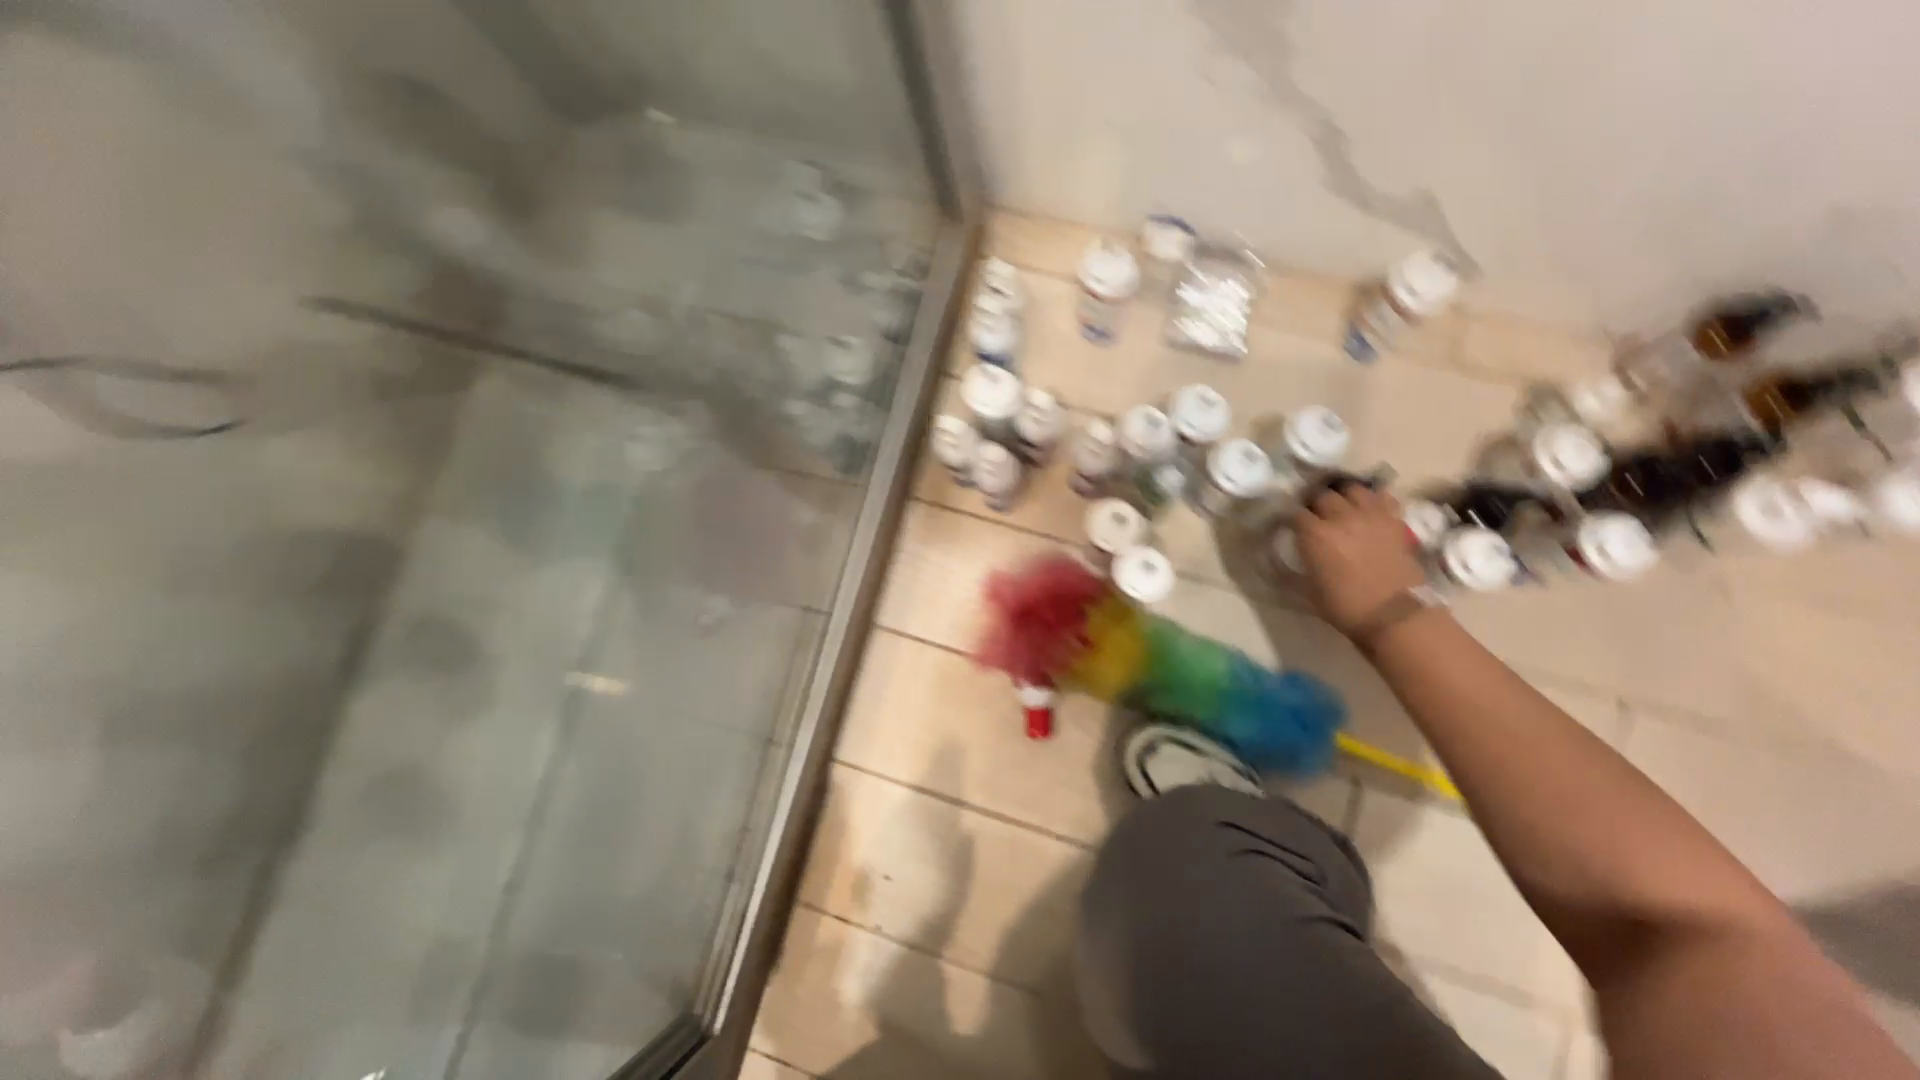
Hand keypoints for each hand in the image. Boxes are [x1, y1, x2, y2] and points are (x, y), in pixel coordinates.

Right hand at [1295, 486, 1429, 637]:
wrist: (1395, 615)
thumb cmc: (1347, 606)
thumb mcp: (1310, 589)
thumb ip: (1301, 564)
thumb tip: (1292, 556)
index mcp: (1315, 534)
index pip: (1295, 513)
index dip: (1293, 519)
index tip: (1293, 527)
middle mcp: (1341, 517)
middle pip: (1323, 495)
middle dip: (1317, 504)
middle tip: (1318, 516)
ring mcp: (1371, 515)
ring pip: (1353, 489)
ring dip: (1345, 497)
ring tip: (1345, 508)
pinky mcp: (1394, 520)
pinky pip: (1383, 497)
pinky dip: (1375, 501)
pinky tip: (1371, 511)